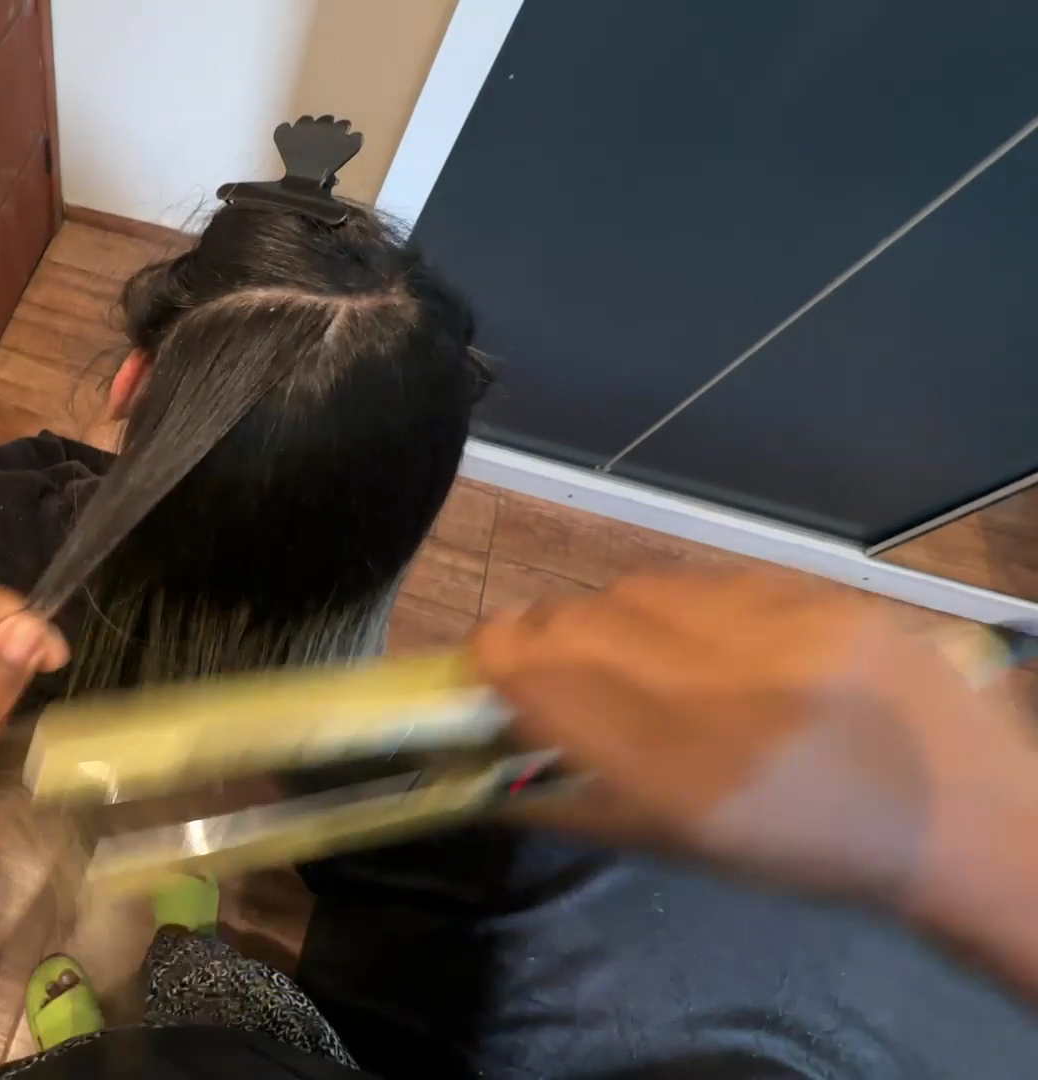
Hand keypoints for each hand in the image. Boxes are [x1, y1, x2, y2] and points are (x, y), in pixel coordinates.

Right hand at [471, 572, 1037, 918]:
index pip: (530, 673)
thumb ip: (556, 799)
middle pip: (564, 622)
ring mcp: (779, 638)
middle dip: (536, 636)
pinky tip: (707, 637)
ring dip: (606, 620)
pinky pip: (695, 580)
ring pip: (621, 592)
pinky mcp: (825, 601)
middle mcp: (717, 697)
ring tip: (641, 651)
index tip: (482, 662)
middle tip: (549, 658)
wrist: (980, 828)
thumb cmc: (798, 850)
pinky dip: (674, 605)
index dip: (488, 654)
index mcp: (670, 772)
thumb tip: (468, 759)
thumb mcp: (667, 845)